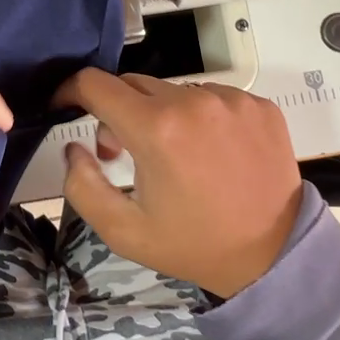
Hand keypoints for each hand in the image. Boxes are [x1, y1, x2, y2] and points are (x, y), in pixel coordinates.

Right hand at [55, 68, 301, 297]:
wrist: (273, 256)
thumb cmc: (192, 245)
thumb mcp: (123, 230)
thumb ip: (82, 185)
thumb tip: (75, 147)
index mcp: (155, 128)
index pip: (95, 84)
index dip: (71, 91)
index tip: (65, 107)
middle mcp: (192, 100)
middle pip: (132, 85)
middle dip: (116, 112)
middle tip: (123, 152)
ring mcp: (231, 99)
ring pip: (172, 90)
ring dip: (160, 113)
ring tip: (174, 154)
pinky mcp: (259, 105)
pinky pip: (212, 96)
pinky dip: (199, 116)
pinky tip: (210, 151)